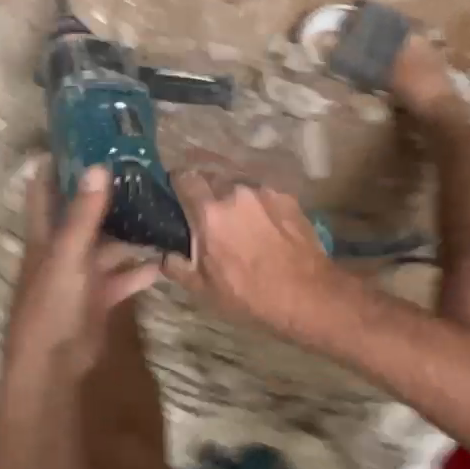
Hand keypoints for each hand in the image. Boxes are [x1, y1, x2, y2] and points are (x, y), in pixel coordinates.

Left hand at [7, 159, 160, 376]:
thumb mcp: (68, 253)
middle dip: (105, 193)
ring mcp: (81, 274)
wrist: (52, 363)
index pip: (45, 188)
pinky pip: (123, 278)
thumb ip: (84, 213)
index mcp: (45, 233)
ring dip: (129, 231)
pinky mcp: (98, 298)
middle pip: (82, 214)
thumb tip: (97, 165)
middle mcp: (61, 248)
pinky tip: (165, 259)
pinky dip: (141, 269)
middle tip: (139, 168)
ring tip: (161, 208)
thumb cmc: (52, 302)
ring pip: (107, 245)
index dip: (57, 163)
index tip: (84, 137)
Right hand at [164, 173, 347, 334]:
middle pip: (211, 173)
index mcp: (209, 211)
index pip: (183, 176)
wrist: (308, 295)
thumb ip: (176, 266)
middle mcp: (235, 191)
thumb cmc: (250, 295)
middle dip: (204, 186)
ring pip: (238, 181)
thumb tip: (161, 254)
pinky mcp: (287, 196)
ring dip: (231, 192)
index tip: (176, 194)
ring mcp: (264, 191)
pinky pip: (262, 191)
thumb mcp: (203, 289)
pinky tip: (264, 222)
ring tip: (237, 215)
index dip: (177, 182)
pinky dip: (256, 201)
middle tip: (205, 209)